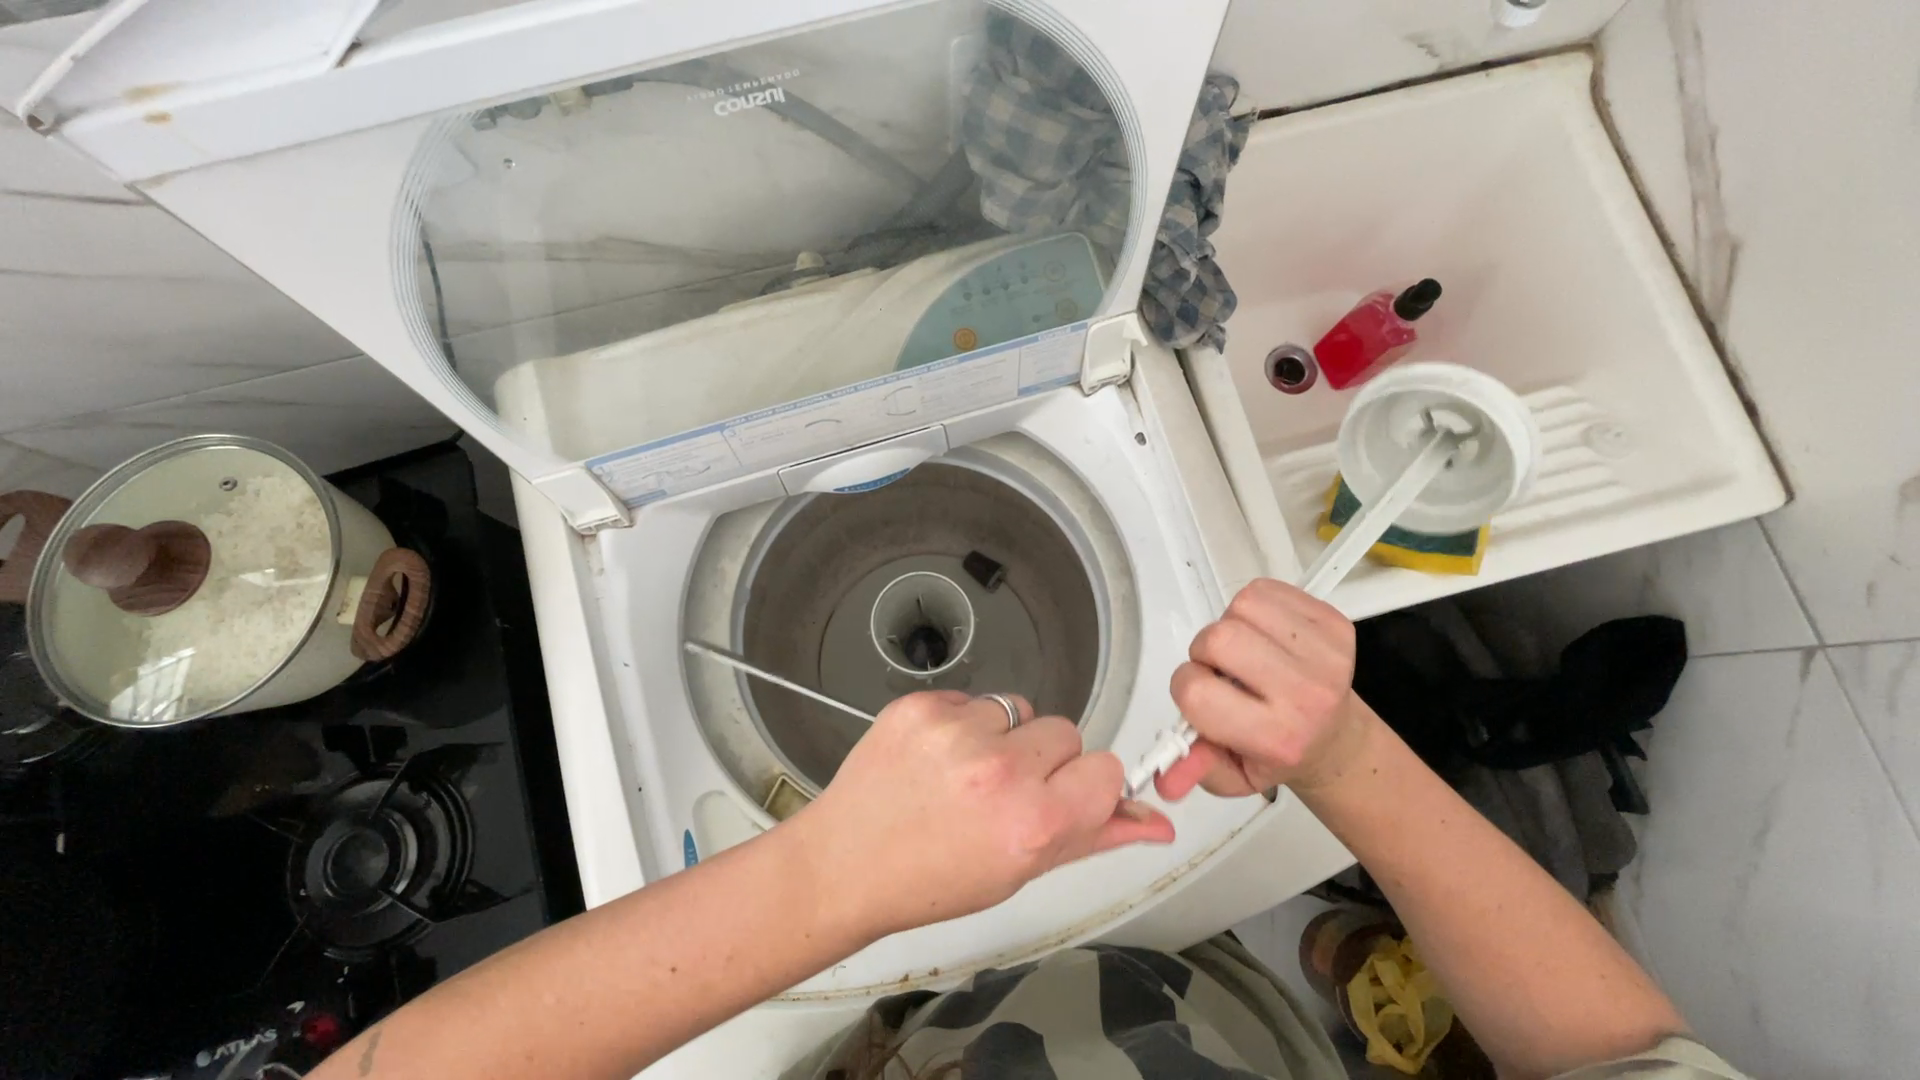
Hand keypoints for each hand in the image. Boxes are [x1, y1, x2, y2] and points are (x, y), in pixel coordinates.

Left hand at [792, 691, 1173, 939]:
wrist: (844, 864)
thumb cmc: (929, 880)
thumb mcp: (1020, 872)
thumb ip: (1094, 837)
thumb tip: (1155, 823)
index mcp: (1031, 822)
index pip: (1106, 771)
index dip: (1086, 786)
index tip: (1062, 796)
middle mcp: (998, 770)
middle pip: (1067, 731)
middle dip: (1046, 759)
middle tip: (1005, 792)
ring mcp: (955, 731)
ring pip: (1020, 709)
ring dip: (1004, 736)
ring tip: (965, 775)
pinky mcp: (921, 707)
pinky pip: (972, 698)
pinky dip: (963, 722)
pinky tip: (938, 758)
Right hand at [1158, 579, 1376, 799]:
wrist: (1336, 737)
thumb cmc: (1276, 752)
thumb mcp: (1233, 774)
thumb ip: (1196, 770)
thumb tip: (1165, 782)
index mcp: (1277, 735)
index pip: (1196, 690)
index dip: (1186, 686)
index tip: (1202, 696)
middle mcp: (1306, 694)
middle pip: (1217, 639)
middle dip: (1206, 651)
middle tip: (1221, 671)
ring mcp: (1325, 654)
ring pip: (1240, 608)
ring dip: (1230, 625)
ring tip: (1244, 653)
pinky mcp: (1334, 624)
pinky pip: (1266, 590)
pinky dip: (1254, 607)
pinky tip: (1263, 635)